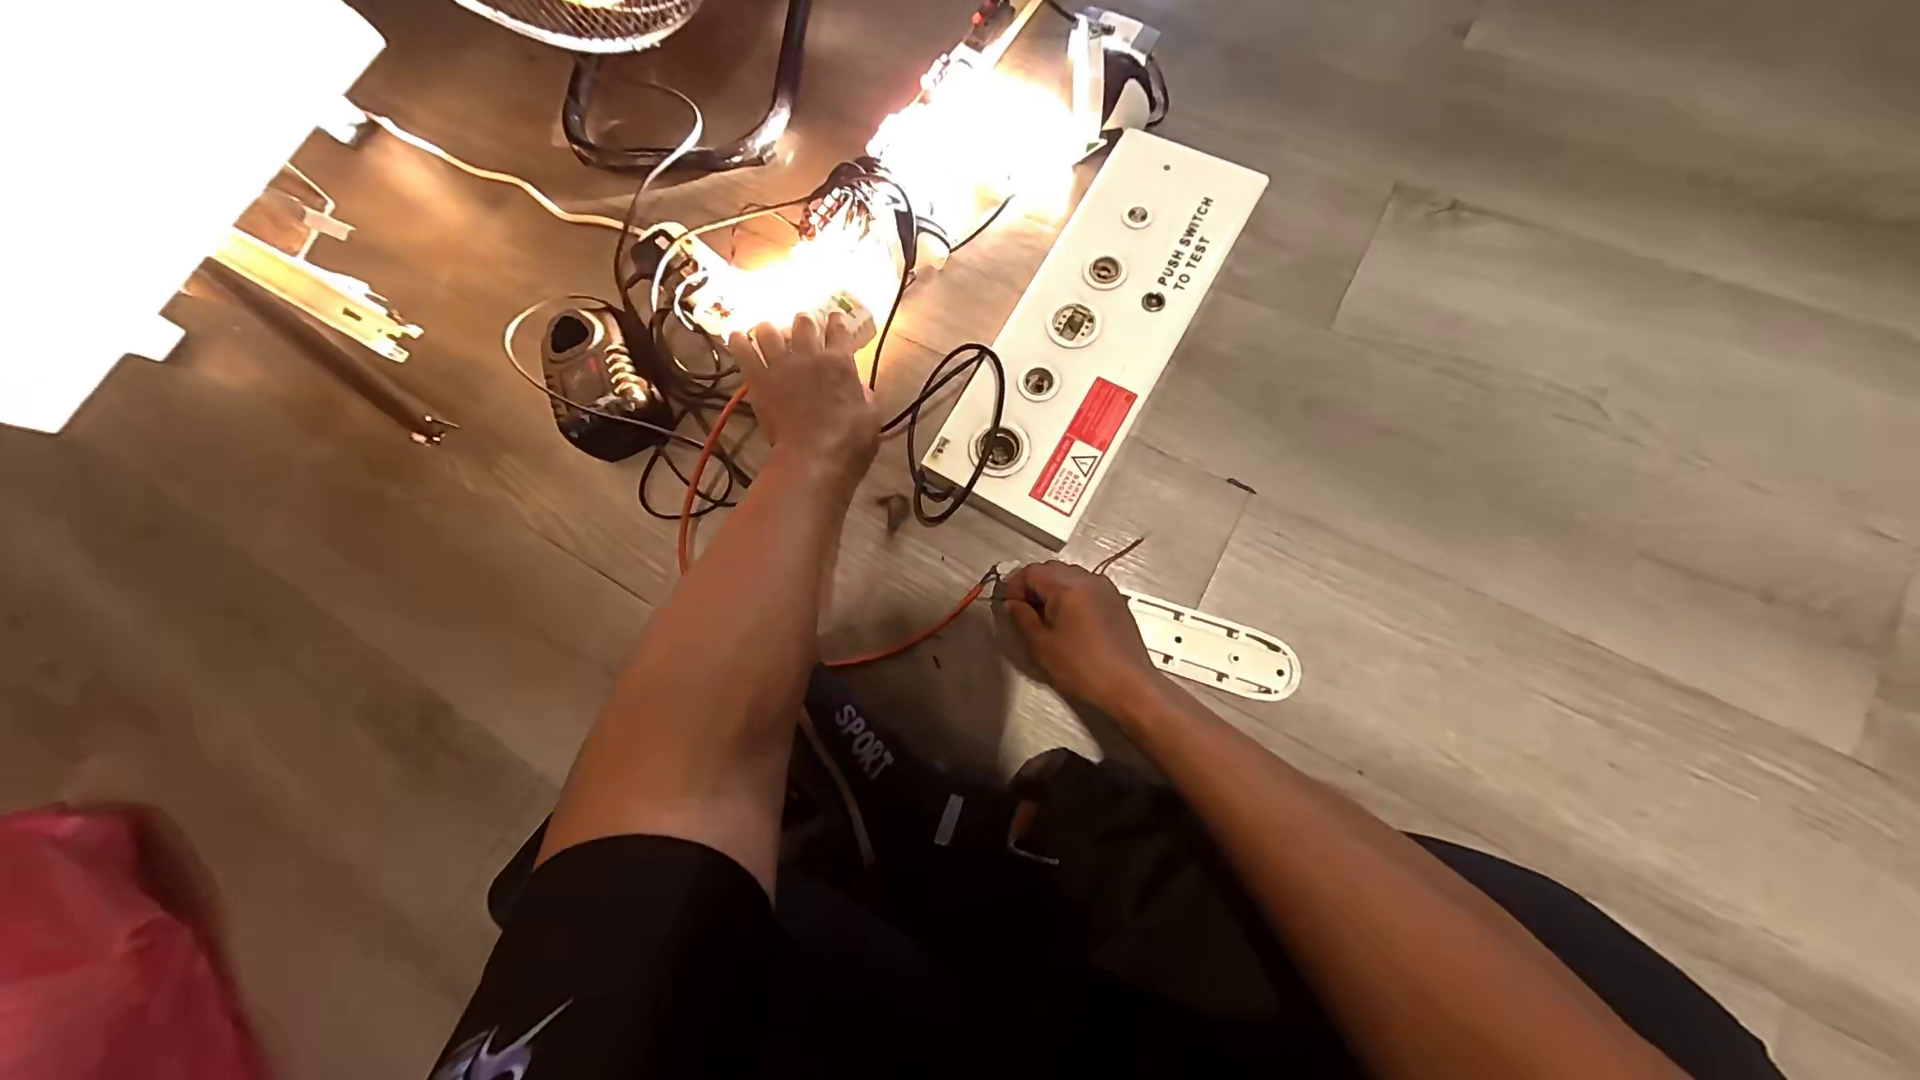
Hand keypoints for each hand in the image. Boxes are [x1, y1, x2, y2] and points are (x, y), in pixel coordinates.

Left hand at [727, 313, 879, 496]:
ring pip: (769, 332)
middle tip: (801, 324)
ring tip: (767, 330)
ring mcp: (781, 366)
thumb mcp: (871, 419)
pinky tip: (736, 337)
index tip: (834, 318)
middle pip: (803, 325)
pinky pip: (743, 353)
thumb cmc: (848, 442)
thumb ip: (866, 398)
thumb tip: (861, 389)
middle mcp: (810, 356)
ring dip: (769, 329)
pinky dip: (739, 343)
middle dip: (803, 322)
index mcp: (840, 363)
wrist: (812, 458)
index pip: (839, 332)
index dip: (837, 322)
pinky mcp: (758, 380)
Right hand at [1003, 561, 1164, 717]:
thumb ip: (1023, 618)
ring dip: (1052, 589)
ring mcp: (1105, 588)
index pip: (1031, 571)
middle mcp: (1087, 579)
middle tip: (1024, 611)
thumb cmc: (1081, 667)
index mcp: (1067, 586)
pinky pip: (1086, 587)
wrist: (1129, 685)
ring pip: (1069, 576)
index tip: (1009, 607)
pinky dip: (1071, 595)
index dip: (1015, 586)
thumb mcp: (1042, 645)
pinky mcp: (1116, 600)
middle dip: (1033, 586)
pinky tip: (1069, 620)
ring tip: (1046, 617)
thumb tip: (1013, 604)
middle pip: (1051, 569)